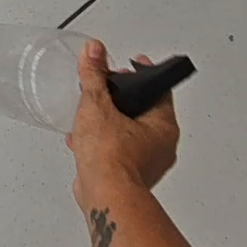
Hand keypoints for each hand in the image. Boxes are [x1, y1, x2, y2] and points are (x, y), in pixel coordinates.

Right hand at [66, 39, 178, 209]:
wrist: (105, 194)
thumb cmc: (111, 157)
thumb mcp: (96, 104)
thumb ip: (94, 76)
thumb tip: (94, 52)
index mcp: (163, 127)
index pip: (159, 90)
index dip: (143, 74)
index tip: (136, 63)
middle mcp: (161, 146)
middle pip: (144, 112)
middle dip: (122, 98)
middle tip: (109, 87)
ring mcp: (146, 163)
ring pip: (130, 133)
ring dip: (109, 122)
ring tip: (91, 114)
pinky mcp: (129, 176)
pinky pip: (117, 151)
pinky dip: (101, 143)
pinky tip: (83, 140)